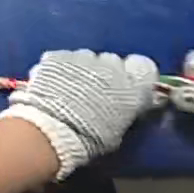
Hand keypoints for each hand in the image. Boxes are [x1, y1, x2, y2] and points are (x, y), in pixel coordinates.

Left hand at [0, 50, 158, 178]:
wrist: (52, 127)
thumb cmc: (90, 137)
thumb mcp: (119, 128)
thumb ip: (126, 109)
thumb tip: (126, 106)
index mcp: (134, 85)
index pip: (144, 67)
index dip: (132, 77)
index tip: (124, 87)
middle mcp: (111, 65)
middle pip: (111, 61)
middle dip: (104, 73)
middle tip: (92, 91)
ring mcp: (82, 57)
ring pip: (85, 58)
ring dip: (79, 70)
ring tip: (67, 88)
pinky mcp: (56, 56)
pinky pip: (60, 58)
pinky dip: (56, 68)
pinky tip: (49, 83)